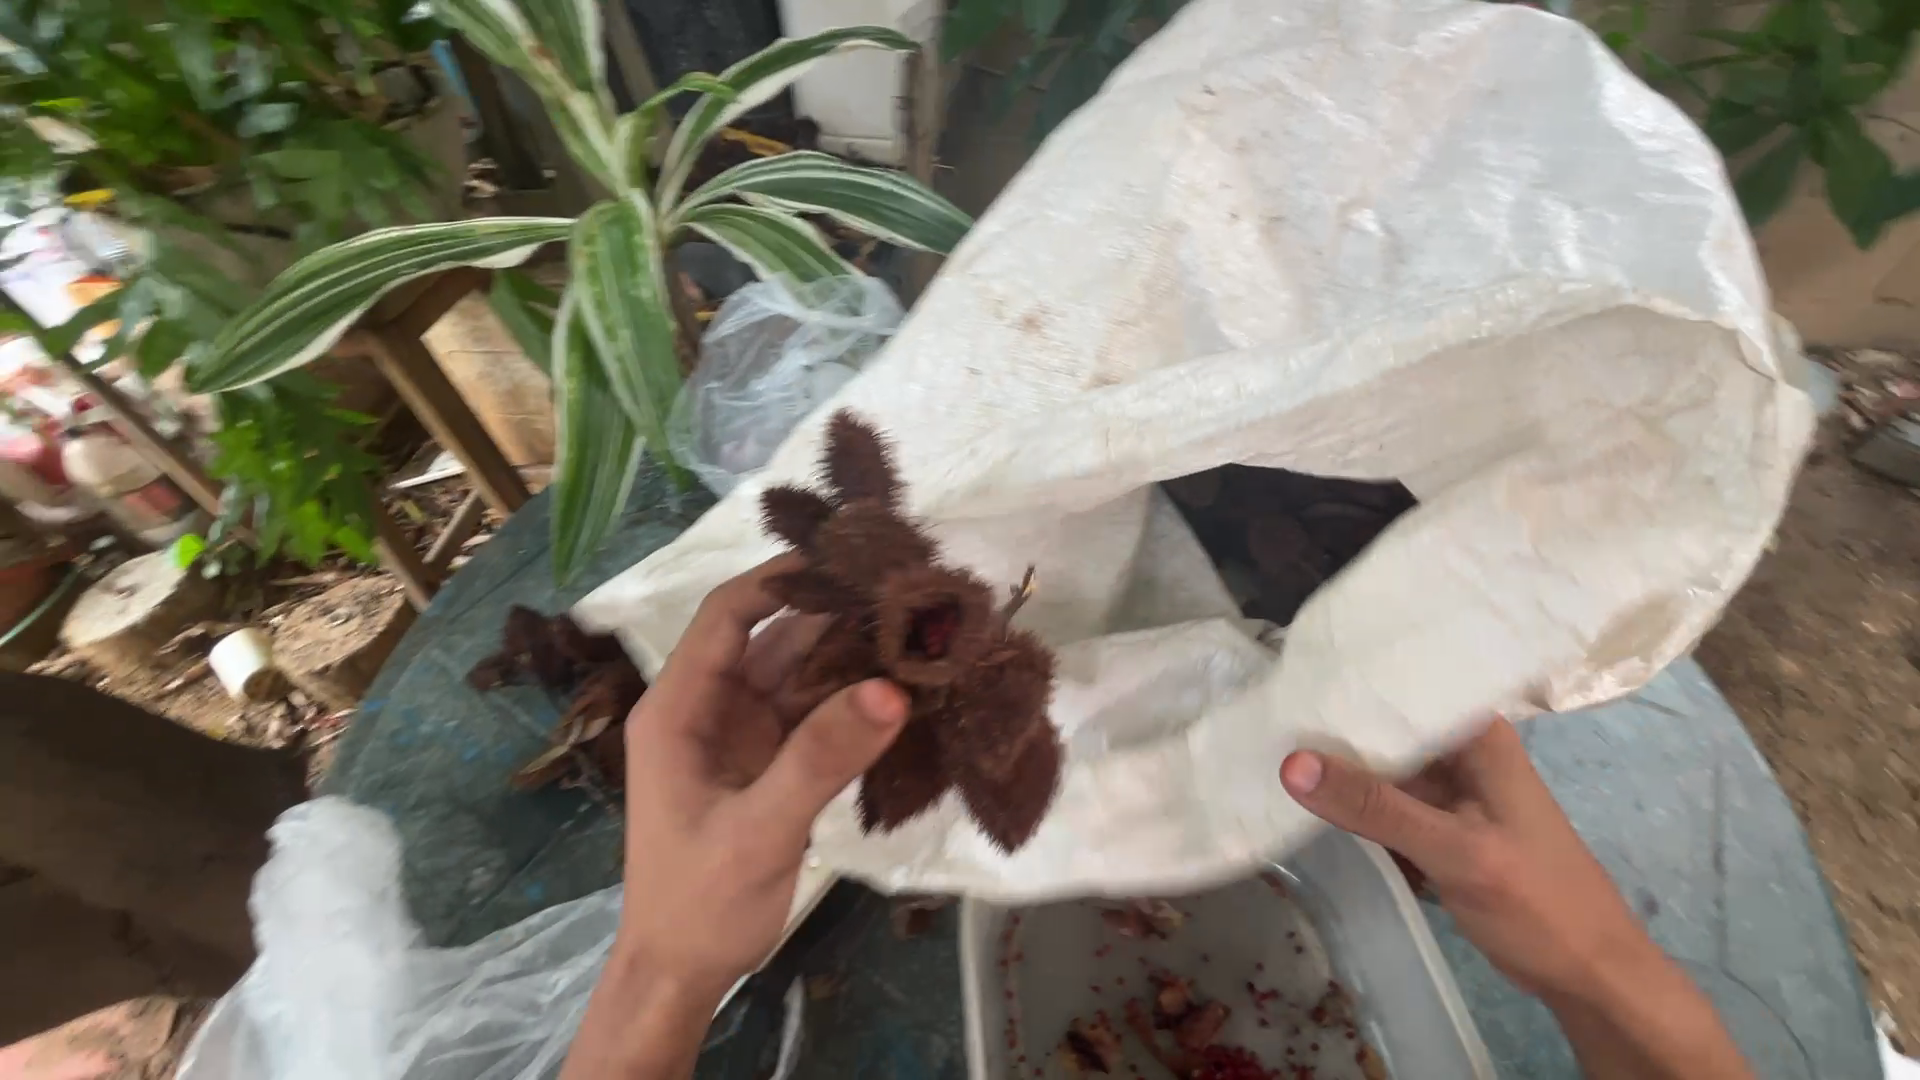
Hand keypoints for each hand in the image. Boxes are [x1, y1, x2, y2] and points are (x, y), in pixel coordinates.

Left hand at [614, 556, 908, 996]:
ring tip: (911, 631)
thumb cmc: (701, 899)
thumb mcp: (758, 829)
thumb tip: (891, 689)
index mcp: (680, 706)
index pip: (726, 614)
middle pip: (772, 638)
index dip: (778, 578)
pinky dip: (851, 697)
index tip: (842, 558)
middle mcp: (710, 705)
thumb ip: (820, 759)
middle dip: (830, 613)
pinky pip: (813, 710)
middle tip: (899, 593)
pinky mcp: (771, 758)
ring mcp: (743, 731)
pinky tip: (897, 685)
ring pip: (799, 672)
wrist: (684, 970)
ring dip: (847, 654)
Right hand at [1281, 719, 1753, 1079]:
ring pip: (1374, 761)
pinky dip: (1346, 796)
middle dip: (1328, 722)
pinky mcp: (1430, 820)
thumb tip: (1290, 764)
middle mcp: (1457, 749)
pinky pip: (1377, 796)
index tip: (1289, 675)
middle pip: (1381, 723)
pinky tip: (1300, 786)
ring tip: (1268, 739)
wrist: (1592, 981)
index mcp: (1477, 735)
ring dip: (1332, 761)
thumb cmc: (1541, 905)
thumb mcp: (1454, 851)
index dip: (1346, 679)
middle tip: (1264, 710)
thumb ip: (1373, 806)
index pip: (1402, 686)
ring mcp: (1443, 787)